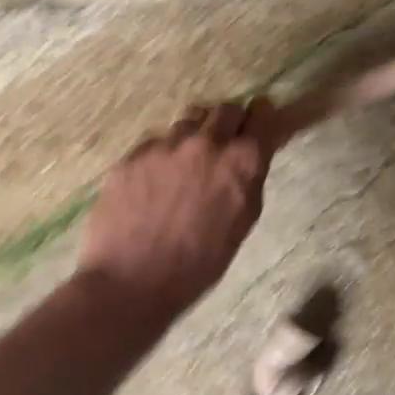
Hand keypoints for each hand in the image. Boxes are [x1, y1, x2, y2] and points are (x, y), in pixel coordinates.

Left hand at [76, 100, 272, 318]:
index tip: (257, 126)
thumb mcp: (245, 217)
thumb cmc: (201, 260)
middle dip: (229, 122)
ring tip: (184, 164)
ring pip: (188, 122)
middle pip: (226, 109)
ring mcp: (165, 147)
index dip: (262, 119)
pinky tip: (153, 184)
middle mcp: (208, 142)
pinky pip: (154, 143)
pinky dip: (160, 156)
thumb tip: (252, 156)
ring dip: (194, 137)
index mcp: (244, 158)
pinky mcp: (131, 158)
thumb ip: (251, 176)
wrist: (130, 284)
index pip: (263, 114)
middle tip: (223, 145)